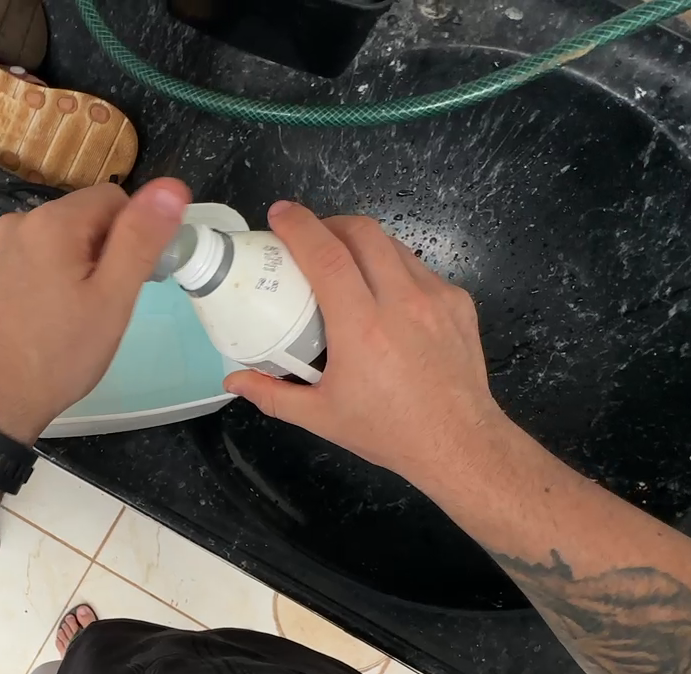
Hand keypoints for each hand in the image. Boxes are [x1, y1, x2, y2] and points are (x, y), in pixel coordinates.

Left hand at [0, 178, 190, 441]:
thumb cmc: (63, 355)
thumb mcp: (113, 299)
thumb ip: (141, 239)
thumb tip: (173, 185)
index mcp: (52, 221)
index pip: (114, 199)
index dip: (131, 238)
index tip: (127, 283)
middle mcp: (18, 222)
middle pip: (83, 218)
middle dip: (101, 253)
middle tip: (101, 307)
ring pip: (57, 241)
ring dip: (74, 267)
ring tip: (72, 316)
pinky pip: (31, 260)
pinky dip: (47, 279)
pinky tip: (46, 318)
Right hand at [223, 202, 518, 487]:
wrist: (457, 442)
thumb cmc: (385, 430)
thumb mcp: (319, 417)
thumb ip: (271, 394)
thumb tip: (233, 381)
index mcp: (362, 328)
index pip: (327, 257)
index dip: (300, 228)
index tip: (279, 215)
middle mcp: (401, 301)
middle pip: (363, 233)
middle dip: (330, 223)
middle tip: (307, 237)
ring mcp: (436, 296)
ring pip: (393, 245)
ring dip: (361, 242)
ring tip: (341, 260)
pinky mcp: (458, 301)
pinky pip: (418, 267)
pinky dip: (390, 266)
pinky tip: (379, 291)